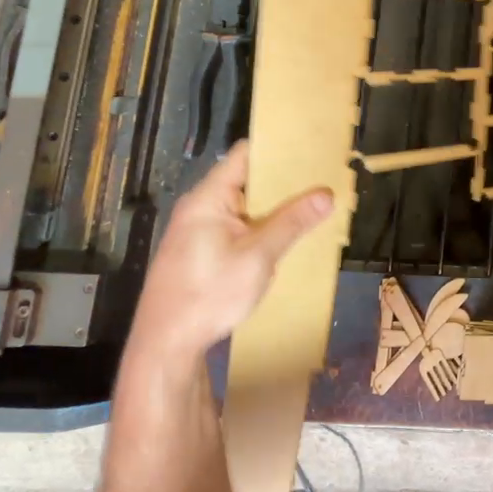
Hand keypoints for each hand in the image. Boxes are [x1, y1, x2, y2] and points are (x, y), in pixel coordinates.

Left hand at [128, 141, 333, 360]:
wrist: (165, 345)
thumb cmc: (208, 294)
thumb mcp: (257, 258)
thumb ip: (292, 223)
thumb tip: (327, 194)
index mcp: (208, 199)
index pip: (245, 156)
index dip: (278, 147)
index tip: (312, 145)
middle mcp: (201, 208)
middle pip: (248, 180)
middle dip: (286, 180)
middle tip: (324, 177)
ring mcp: (200, 231)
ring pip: (246, 207)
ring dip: (277, 207)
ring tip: (316, 203)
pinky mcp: (203, 252)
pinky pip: (240, 227)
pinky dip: (264, 226)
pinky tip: (289, 235)